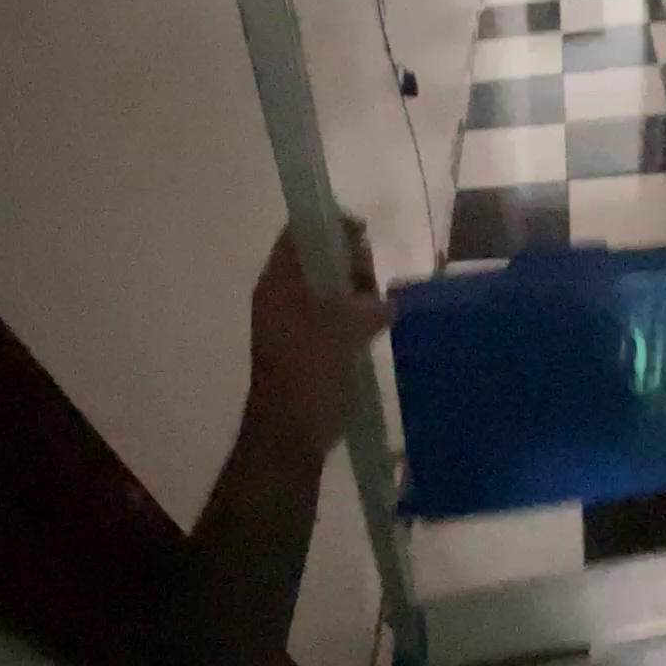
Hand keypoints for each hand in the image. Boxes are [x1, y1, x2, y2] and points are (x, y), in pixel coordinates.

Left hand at [243, 228, 386, 461]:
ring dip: (357, 293)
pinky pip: (335, 317)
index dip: (331, 226)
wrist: (289, 439)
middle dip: (351, 263)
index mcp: (279, 285)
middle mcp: (282, 297)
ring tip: (381, 308)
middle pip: (318, 259)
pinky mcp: (309, 347)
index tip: (364, 235)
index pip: (300, 233)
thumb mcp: (340, 334)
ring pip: (330, 290)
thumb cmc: (309, 380)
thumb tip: (385, 300)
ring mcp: (294, 324)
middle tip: (374, 282)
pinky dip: (355, 316)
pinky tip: (378, 327)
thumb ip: (363, 306)